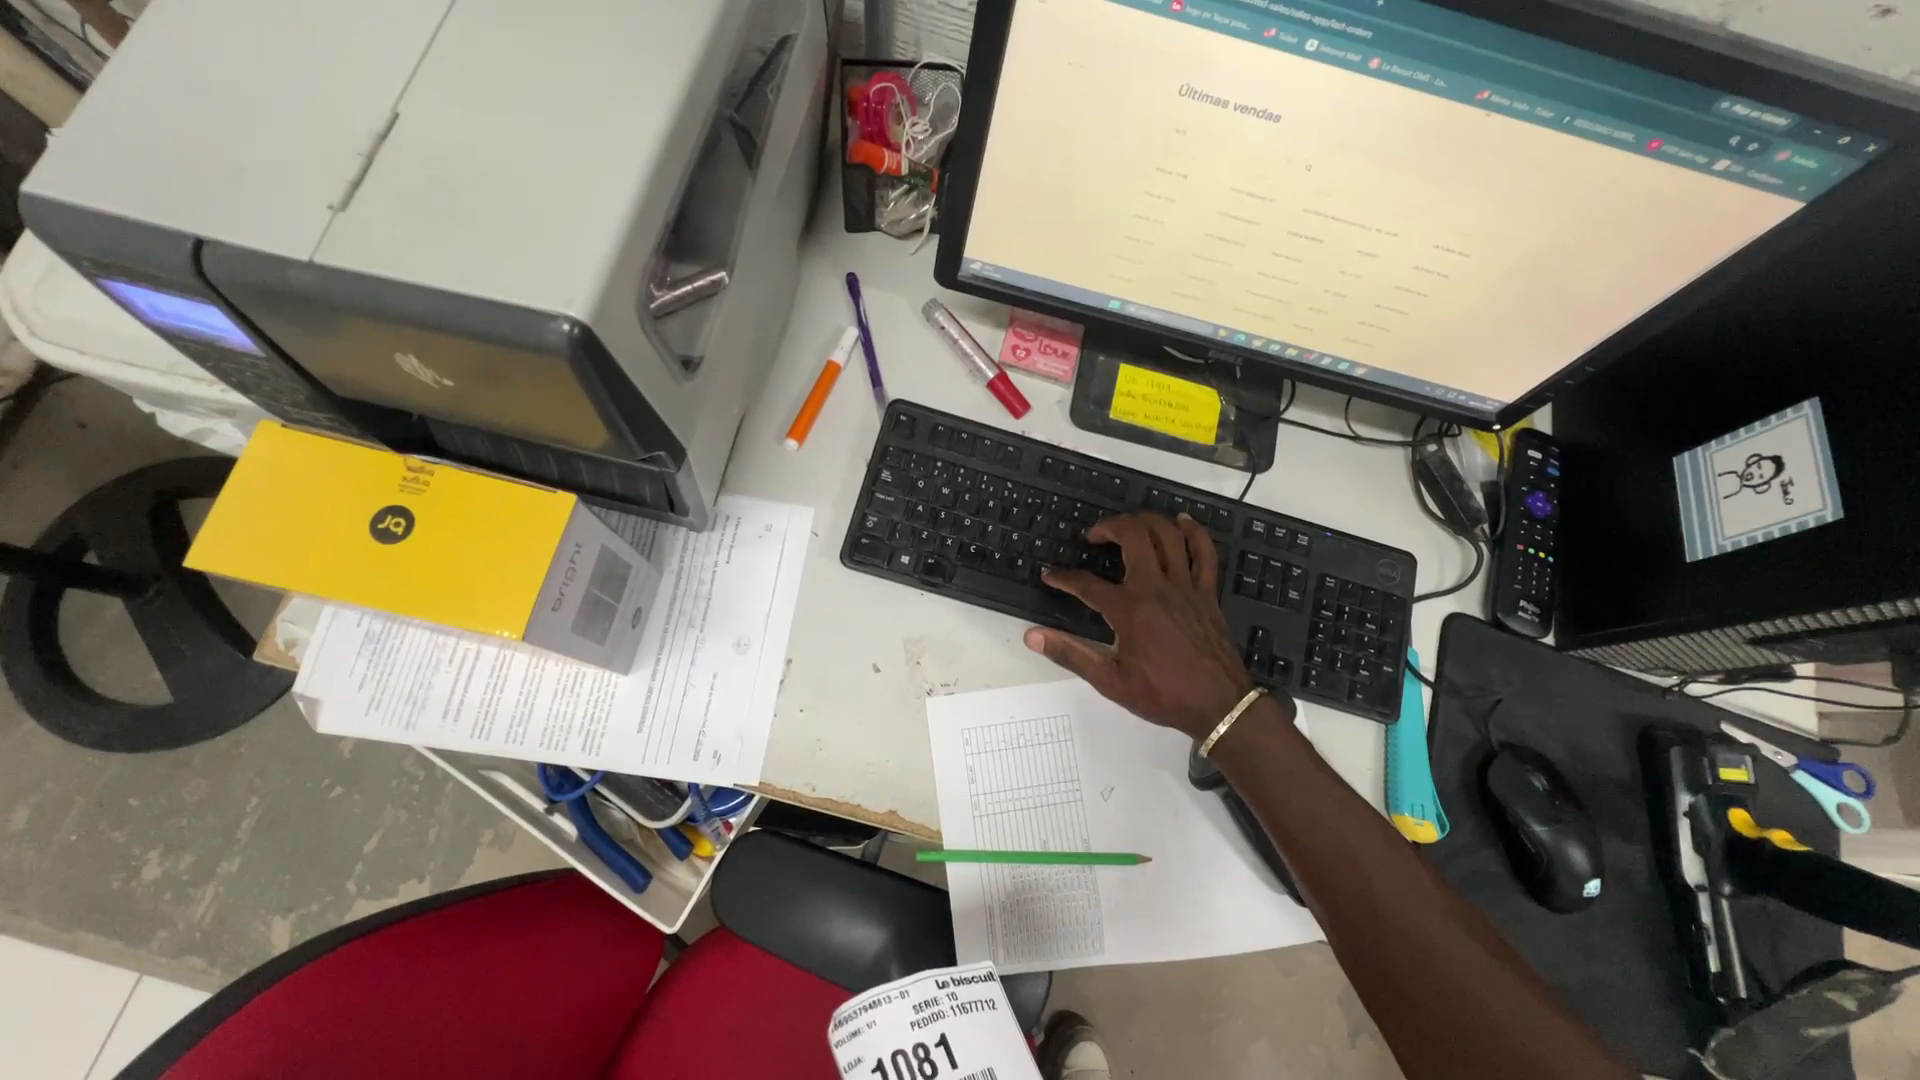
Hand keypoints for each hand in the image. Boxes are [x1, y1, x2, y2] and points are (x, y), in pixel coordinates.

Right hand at [1024, 512, 1258, 739]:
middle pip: (1132, 536)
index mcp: (1129, 610)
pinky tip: (1182, 522)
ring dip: (1145, 521)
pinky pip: (1204, 552)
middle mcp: (1156, 588)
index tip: (1050, 576)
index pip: (1086, 584)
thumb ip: (1070, 654)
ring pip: (1167, 534)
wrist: (1218, 705)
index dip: (1063, 578)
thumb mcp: (1110, 681)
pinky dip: (1194, 532)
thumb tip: (1033, 636)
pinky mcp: (1207, 592)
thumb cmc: (1163, 694)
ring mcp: (1185, 587)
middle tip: (1095, 536)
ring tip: (1129, 525)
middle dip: (1108, 527)